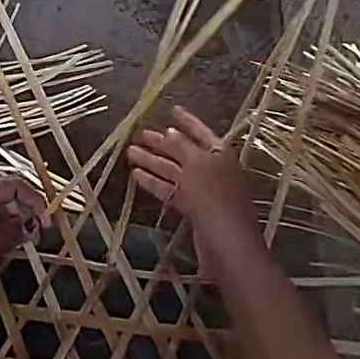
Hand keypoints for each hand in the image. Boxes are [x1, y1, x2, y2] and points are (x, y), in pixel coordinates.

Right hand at [127, 106, 259, 270]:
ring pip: (174, 171)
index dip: (186, 120)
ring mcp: (203, 190)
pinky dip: (155, 182)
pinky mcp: (193, 210)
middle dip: (161, 143)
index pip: (200, 131)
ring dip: (153, 162)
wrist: (229, 248)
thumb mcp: (198, 165)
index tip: (171, 109)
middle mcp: (211, 168)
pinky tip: (137, 176)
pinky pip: (172, 190)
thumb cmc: (215, 198)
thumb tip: (169, 131)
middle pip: (183, 151)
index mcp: (218, 153)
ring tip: (130, 154)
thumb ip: (182, 146)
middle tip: (140, 134)